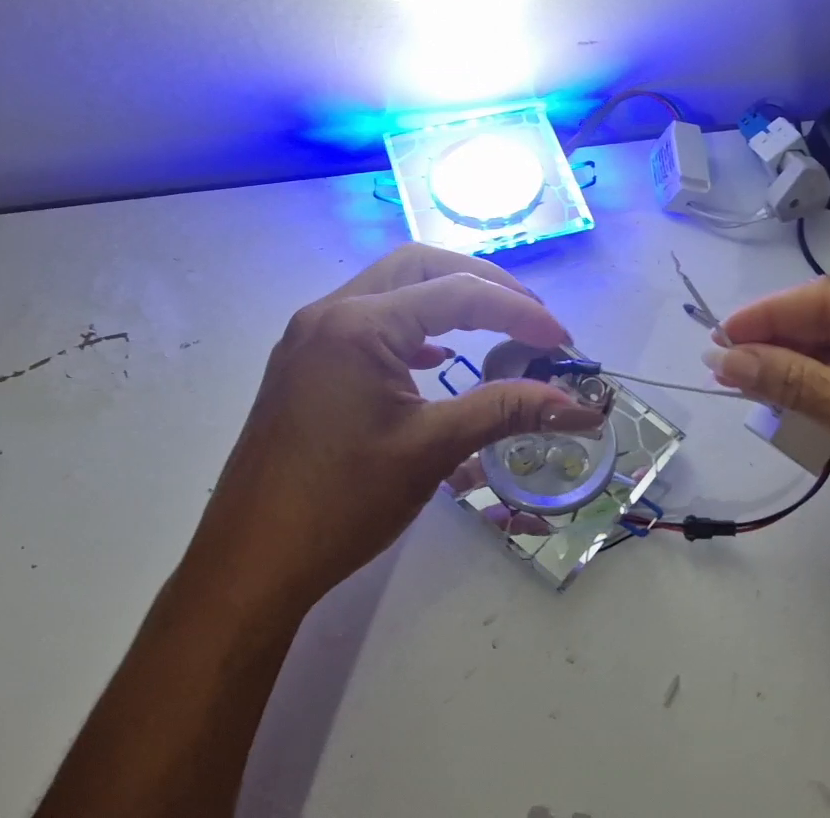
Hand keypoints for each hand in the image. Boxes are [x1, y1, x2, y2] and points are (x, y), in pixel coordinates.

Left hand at [195, 245, 604, 599]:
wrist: (251, 562)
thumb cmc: (341, 504)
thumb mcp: (431, 450)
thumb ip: (507, 412)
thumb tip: (578, 407)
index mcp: (359, 325)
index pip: (458, 294)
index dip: (519, 312)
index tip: (563, 342)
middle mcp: (330, 314)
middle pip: (421, 267)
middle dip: (483, 284)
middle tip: (530, 317)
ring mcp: (310, 338)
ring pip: (391, 290)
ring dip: (446, 299)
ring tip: (495, 328)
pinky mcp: (304, 366)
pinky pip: (368, 322)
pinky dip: (412, 327)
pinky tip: (436, 359)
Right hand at [701, 277, 829, 565]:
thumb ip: (792, 382)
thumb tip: (724, 358)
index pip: (828, 300)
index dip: (768, 314)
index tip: (718, 336)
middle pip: (829, 321)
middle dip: (774, 340)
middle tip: (721, 362)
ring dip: (787, 365)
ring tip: (738, 379)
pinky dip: (810, 387)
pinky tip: (776, 397)